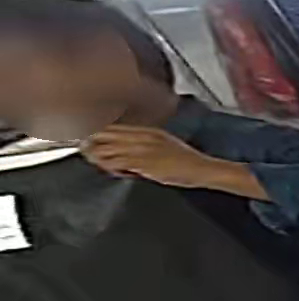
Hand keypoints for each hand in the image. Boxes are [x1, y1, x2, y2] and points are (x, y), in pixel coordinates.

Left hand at [81, 125, 231, 187]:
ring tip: (115, 168)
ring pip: (98, 151)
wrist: (207, 170)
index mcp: (148, 131)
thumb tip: (118, 146)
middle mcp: (140, 137)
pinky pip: (109, 164)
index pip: (108, 127)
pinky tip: (125, 173)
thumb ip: (143, 142)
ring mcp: (138, 148)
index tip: (93, 145)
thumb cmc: (190, 162)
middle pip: (97, 135)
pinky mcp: (137, 161)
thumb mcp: (167, 144)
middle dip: (90, 147)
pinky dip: (111, 170)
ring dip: (100, 161)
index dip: (95, 135)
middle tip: (96, 157)